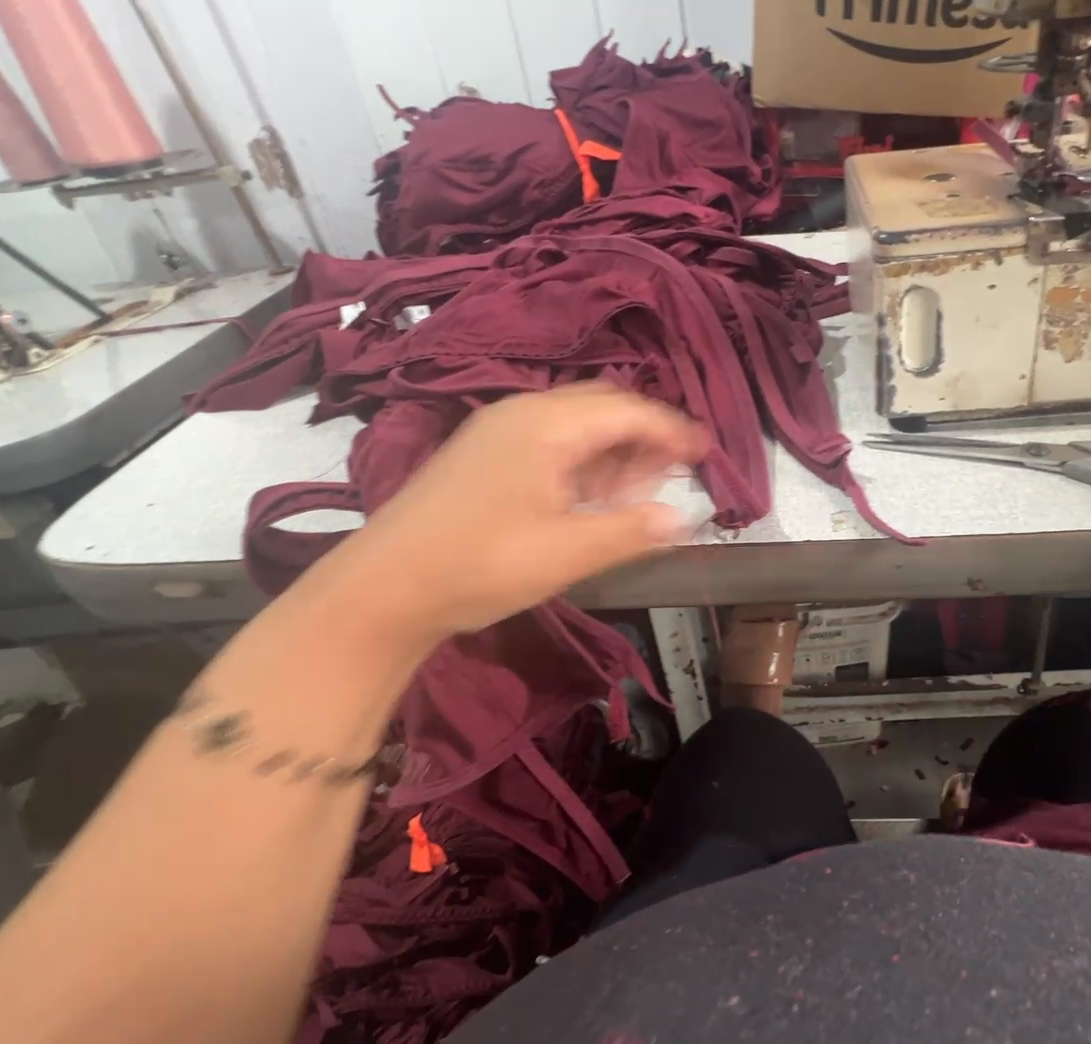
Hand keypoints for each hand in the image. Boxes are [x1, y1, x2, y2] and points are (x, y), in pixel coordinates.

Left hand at [332, 384, 708, 637]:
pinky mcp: (482, 456)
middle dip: (643, 439)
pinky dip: (581, 462)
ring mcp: (497, 432)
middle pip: (602, 408)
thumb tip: (682, 517)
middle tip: (670, 478)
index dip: (673, 431)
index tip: (707, 454)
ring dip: (613, 452)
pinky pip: (548, 442)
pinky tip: (588, 499)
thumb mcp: (568, 553)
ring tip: (633, 496)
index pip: (629, 411)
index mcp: (547, 425)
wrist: (383, 587)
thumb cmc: (481, 565)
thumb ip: (631, 530)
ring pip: (575, 425)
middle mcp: (522, 413)